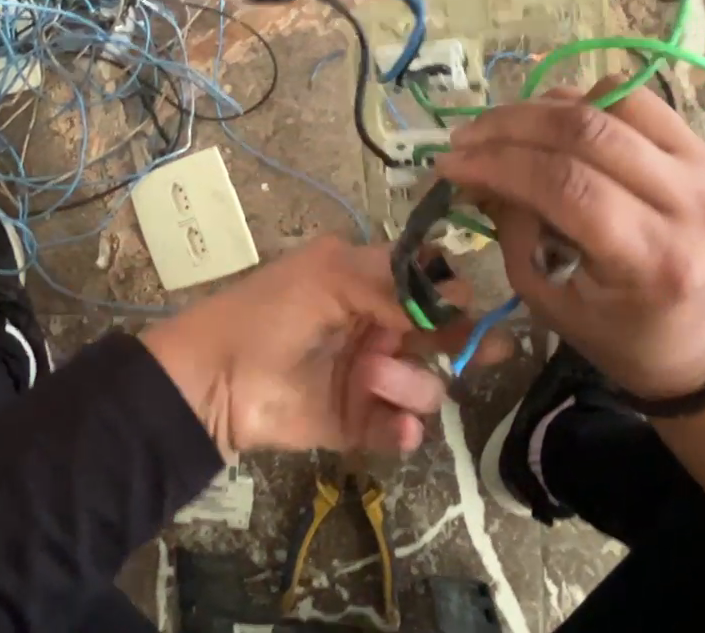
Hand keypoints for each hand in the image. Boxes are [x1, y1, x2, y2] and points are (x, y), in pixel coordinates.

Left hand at [139, 236, 453, 458]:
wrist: (217, 378)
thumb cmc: (271, 311)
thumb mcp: (329, 275)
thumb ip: (394, 282)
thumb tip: (457, 290)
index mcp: (366, 284)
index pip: (428, 285)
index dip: (452, 293)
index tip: (464, 304)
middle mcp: (377, 328)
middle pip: (443, 337)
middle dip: (463, 342)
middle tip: (487, 350)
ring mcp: (370, 378)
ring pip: (426, 384)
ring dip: (408, 381)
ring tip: (371, 374)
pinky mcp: (359, 422)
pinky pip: (402, 430)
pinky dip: (403, 429)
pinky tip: (395, 425)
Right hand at [435, 82, 704, 399]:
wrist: (694, 338)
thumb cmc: (609, 328)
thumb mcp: (544, 291)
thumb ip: (512, 222)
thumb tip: (471, 167)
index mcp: (653, 260)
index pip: (564, 184)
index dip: (497, 163)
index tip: (449, 163)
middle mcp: (693, 207)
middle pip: (586, 133)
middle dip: (509, 126)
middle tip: (464, 138)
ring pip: (611, 100)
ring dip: (541, 107)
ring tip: (502, 128)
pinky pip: (634, 100)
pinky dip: (581, 101)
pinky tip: (549, 123)